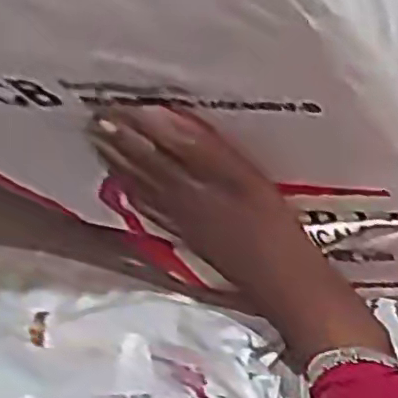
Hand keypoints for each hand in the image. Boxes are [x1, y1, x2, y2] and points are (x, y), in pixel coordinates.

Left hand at [87, 106, 344, 313]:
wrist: (297, 296)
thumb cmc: (281, 240)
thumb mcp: (252, 186)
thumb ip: (205, 151)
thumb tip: (154, 112)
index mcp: (190, 188)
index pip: (149, 147)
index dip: (132, 123)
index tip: (115, 102)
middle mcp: (179, 208)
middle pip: (139, 170)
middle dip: (119, 146)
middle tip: (101, 122)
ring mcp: (189, 232)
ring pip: (145, 195)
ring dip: (125, 173)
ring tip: (109, 155)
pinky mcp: (204, 251)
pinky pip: (161, 217)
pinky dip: (147, 203)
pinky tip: (145, 201)